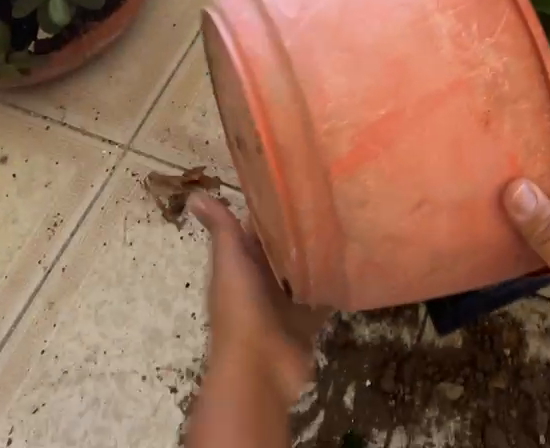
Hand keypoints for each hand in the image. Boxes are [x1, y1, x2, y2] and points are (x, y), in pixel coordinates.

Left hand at [189, 191, 326, 405]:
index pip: (258, 227)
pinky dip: (335, 281)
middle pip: (285, 247)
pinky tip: (354, 259)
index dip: (274, 205)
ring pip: (306, 269)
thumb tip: (194, 194)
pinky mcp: (307, 317)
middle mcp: (264, 278)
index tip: (299, 180)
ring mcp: (287, 300)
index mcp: (242, 263)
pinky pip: (324, 294)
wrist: (259, 369)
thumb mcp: (230, 262)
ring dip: (320, 252)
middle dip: (302, 226)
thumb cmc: (240, 310)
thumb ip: (222, 229)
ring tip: (347, 220)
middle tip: (332, 195)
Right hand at [504, 155, 549, 447]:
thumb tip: (514, 186)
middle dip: (526, 183)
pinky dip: (519, 244)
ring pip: (549, 224)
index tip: (505, 140)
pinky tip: (487, 236)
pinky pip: (542, 252)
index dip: (548, 156)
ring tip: (474, 194)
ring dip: (519, 214)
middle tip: (479, 166)